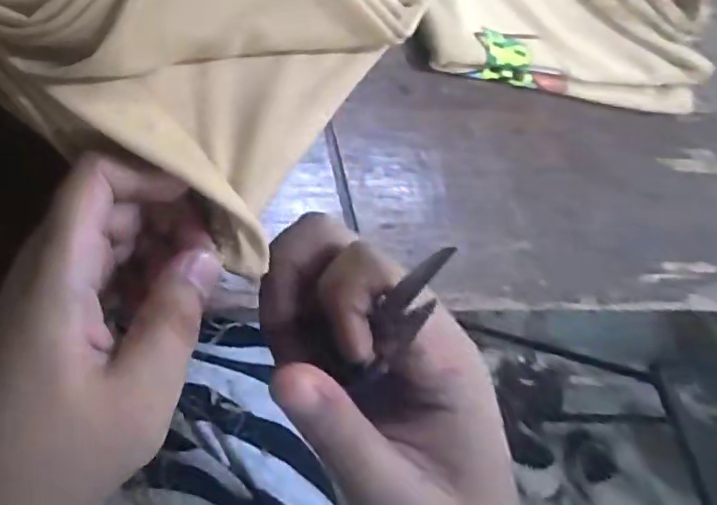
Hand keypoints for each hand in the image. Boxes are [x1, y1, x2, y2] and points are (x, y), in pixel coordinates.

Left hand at [0, 153, 222, 504]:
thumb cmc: (50, 450)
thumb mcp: (134, 402)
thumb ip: (173, 322)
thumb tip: (205, 256)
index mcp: (60, 265)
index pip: (95, 175)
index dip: (146, 172)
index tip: (198, 198)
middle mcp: (49, 256)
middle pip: (108, 200)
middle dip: (163, 212)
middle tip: (211, 252)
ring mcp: (47, 278)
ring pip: (107, 231)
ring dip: (154, 243)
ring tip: (198, 277)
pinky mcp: (51, 302)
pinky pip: (99, 264)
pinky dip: (136, 270)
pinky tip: (165, 303)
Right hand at [262, 215, 516, 504]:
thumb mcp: (399, 493)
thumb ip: (344, 436)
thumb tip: (283, 375)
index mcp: (434, 339)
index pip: (371, 264)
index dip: (339, 299)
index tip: (347, 367)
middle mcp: (401, 307)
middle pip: (331, 238)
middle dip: (292, 276)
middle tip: (288, 340)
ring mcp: (371, 311)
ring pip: (308, 253)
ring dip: (282, 295)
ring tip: (293, 358)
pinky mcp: (346, 324)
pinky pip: (300, 287)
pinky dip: (282, 312)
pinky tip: (296, 362)